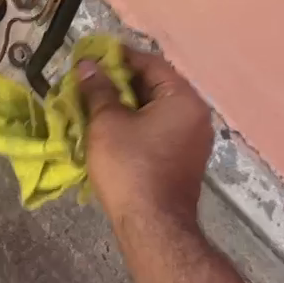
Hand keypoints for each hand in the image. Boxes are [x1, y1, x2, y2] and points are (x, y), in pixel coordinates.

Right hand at [77, 48, 214, 228]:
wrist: (153, 226)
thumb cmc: (130, 167)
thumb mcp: (107, 122)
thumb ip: (99, 89)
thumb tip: (87, 65)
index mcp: (183, 99)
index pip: (151, 63)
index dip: (119, 56)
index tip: (91, 56)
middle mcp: (196, 115)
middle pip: (155, 85)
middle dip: (120, 81)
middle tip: (88, 80)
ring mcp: (193, 139)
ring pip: (155, 108)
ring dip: (126, 103)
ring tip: (94, 102)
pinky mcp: (183, 159)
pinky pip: (159, 128)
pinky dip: (136, 122)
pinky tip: (110, 127)